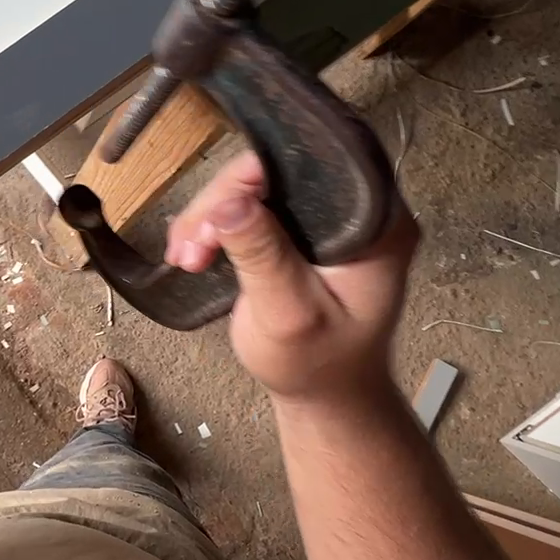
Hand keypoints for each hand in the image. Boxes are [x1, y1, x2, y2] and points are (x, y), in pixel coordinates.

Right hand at [164, 151, 416, 402]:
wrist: (324, 394)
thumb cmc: (314, 363)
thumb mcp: (287, 314)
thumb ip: (263, 256)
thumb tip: (227, 203)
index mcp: (376, 221)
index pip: (310, 165)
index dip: (251, 179)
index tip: (210, 220)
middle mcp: (358, 207)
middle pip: (274, 172)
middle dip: (219, 205)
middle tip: (187, 250)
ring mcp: (326, 217)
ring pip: (254, 189)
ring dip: (208, 219)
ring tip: (184, 259)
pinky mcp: (299, 230)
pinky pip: (250, 208)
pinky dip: (213, 226)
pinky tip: (192, 252)